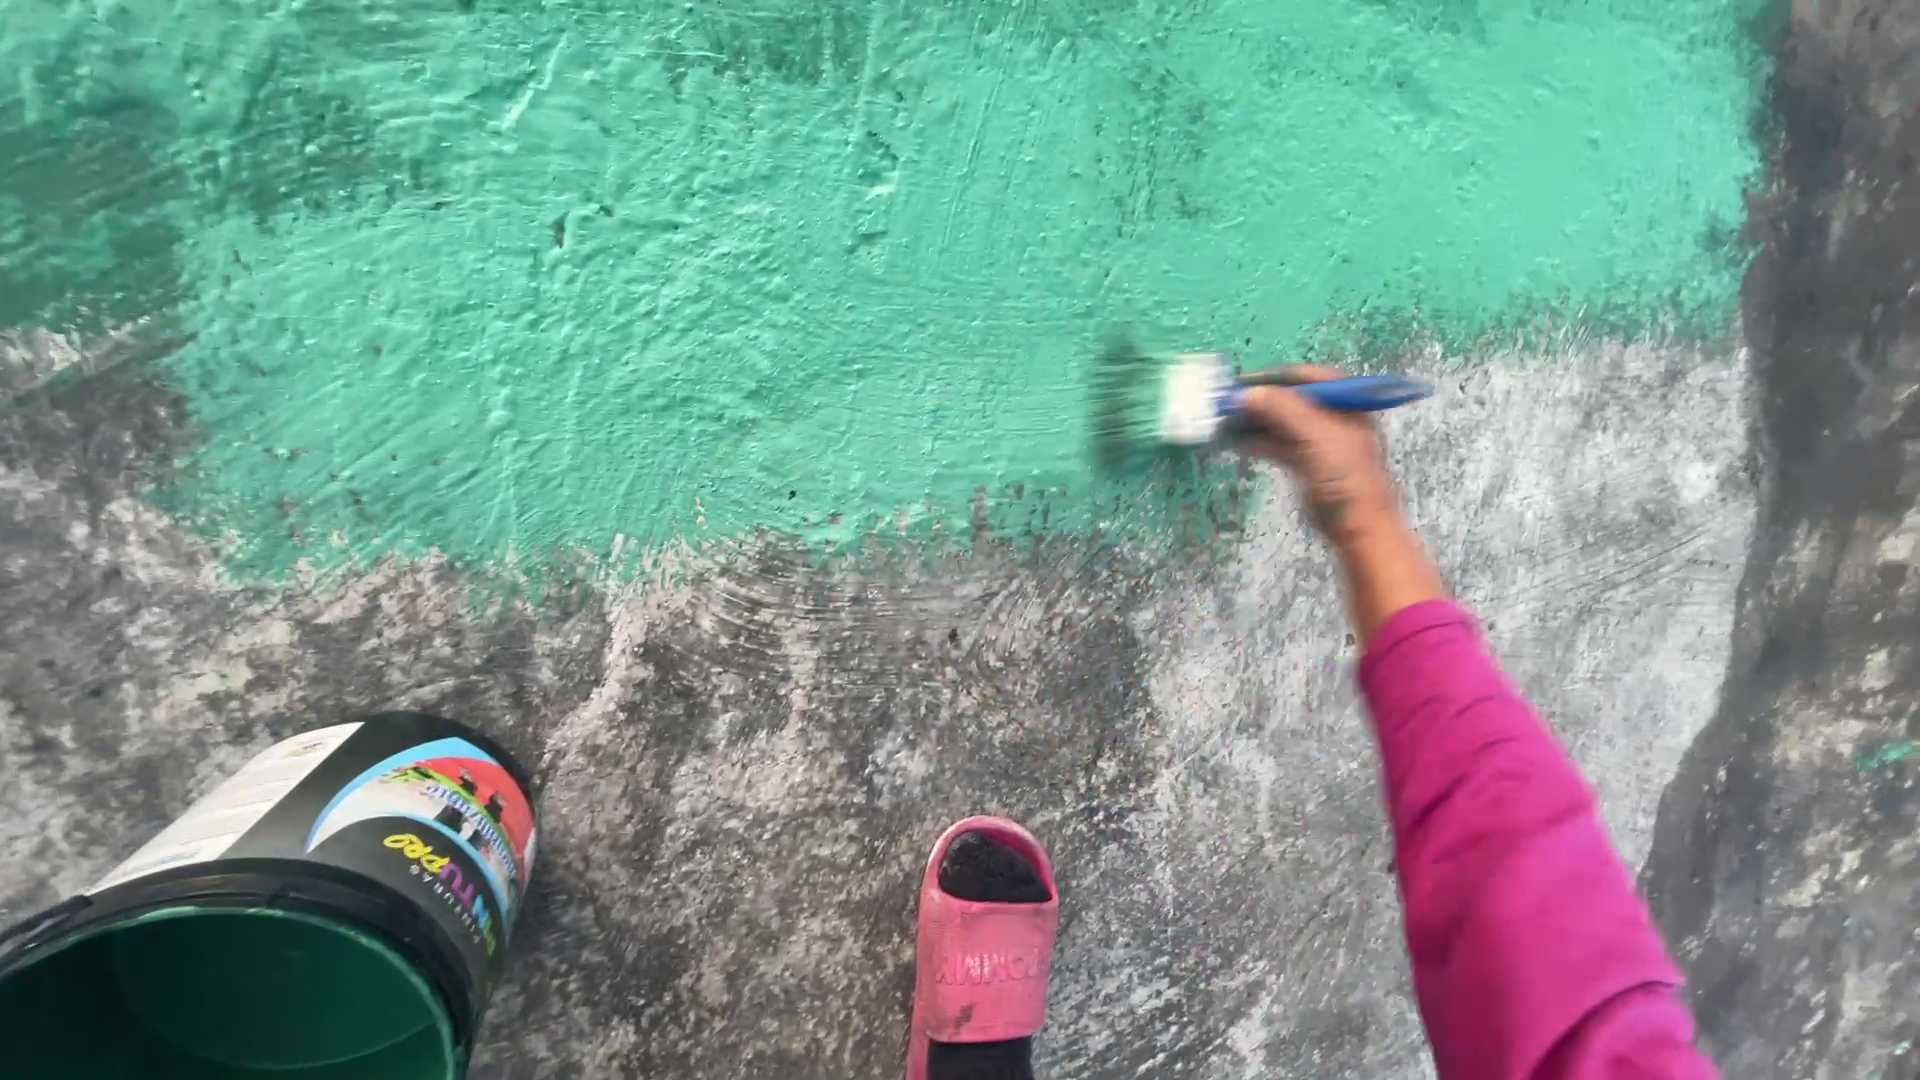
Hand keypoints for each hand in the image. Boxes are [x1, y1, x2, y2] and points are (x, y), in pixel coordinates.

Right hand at [1238, 367, 1400, 541]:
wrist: (1355, 524)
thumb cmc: (1344, 476)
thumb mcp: (1316, 435)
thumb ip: (1284, 409)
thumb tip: (1248, 393)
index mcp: (1346, 405)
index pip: (1310, 378)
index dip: (1278, 377)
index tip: (1246, 381)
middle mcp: (1333, 419)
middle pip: (1293, 401)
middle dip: (1262, 400)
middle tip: (1231, 402)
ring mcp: (1319, 443)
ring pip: (1283, 424)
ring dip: (1256, 421)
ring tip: (1229, 421)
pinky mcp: (1306, 465)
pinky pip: (1279, 445)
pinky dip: (1259, 441)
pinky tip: (1238, 440)